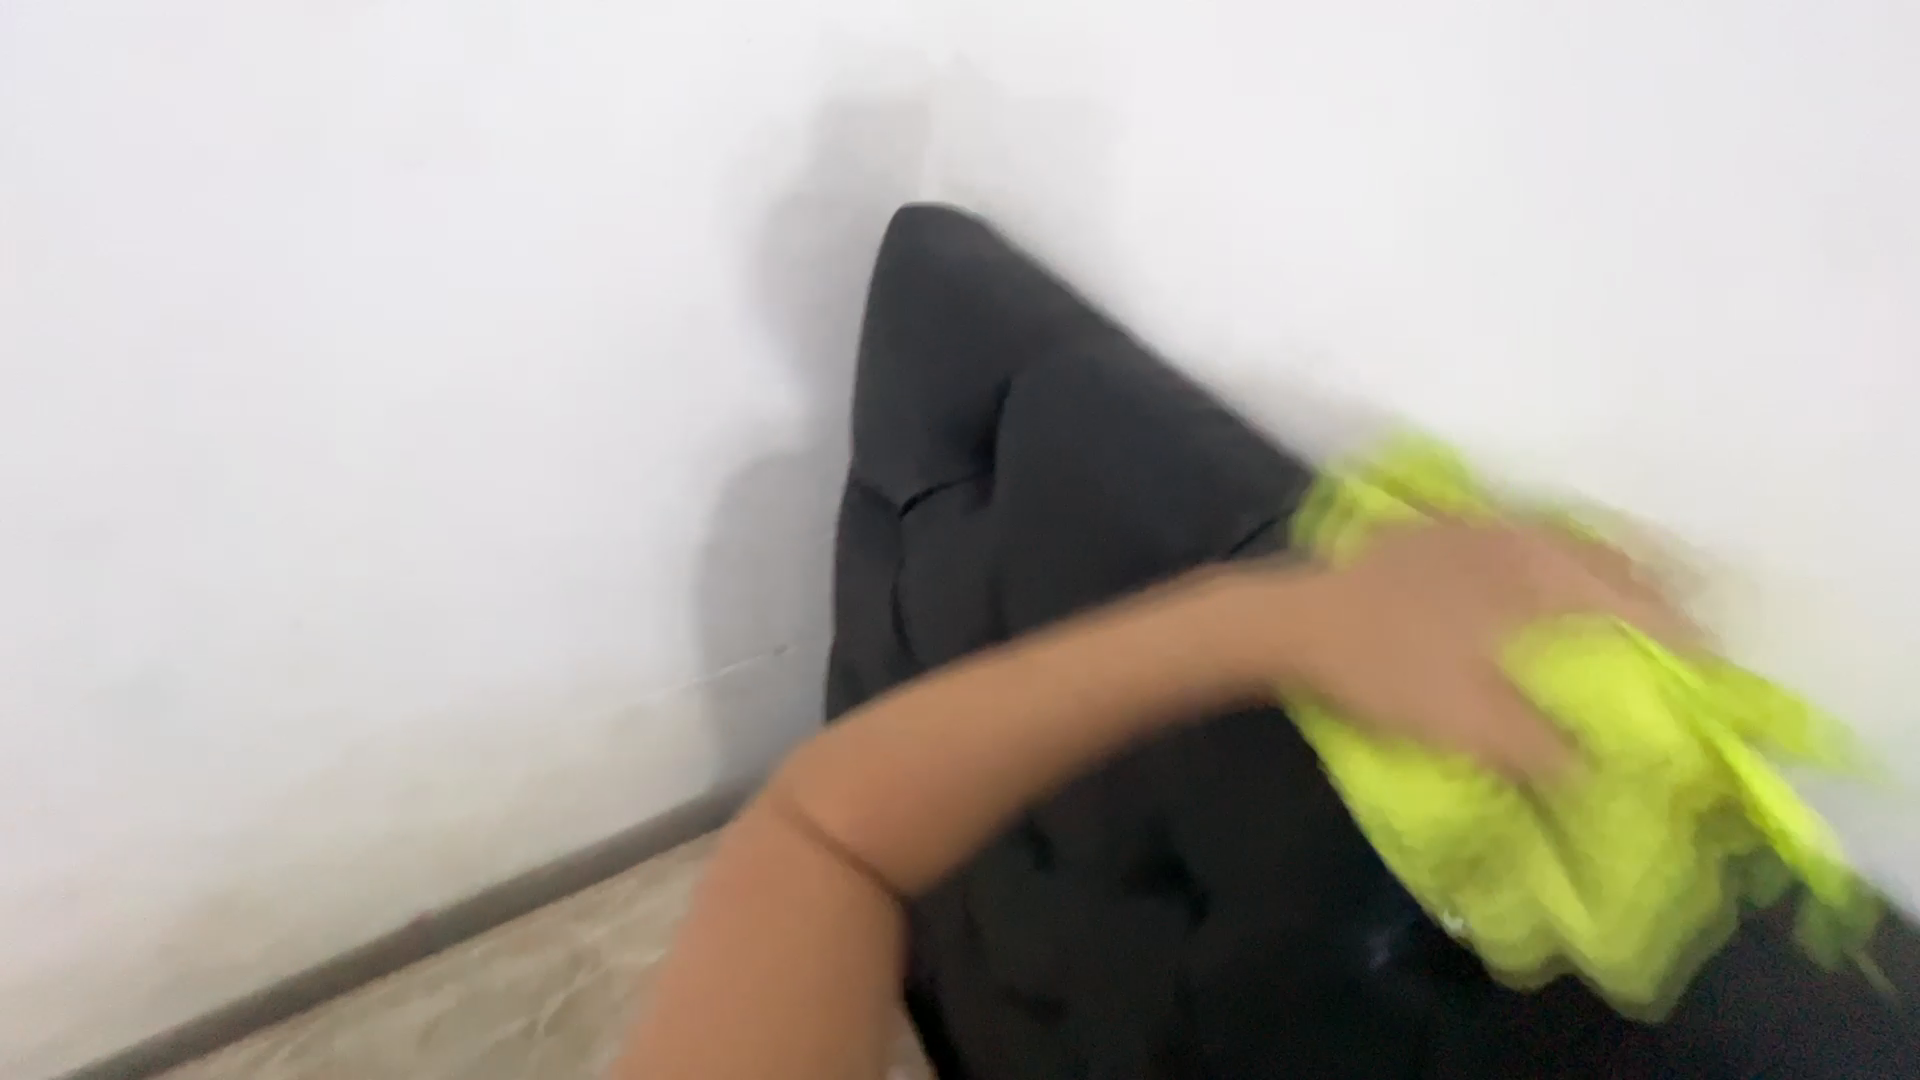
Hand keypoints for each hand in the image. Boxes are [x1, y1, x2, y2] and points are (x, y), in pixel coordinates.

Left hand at [1271, 522, 1695, 778]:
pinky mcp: (1423, 531)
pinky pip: (1505, 532)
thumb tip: (1601, 772)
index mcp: (1534, 578)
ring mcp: (1461, 527)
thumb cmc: (1380, 666)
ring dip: (1595, 567)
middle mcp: (1509, 539)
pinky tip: (1526, 573)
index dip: (1682, 641)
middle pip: (1605, 556)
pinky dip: (1536, 551)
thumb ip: (1542, 750)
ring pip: (1555, 538)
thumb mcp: (1466, 723)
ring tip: (1614, 602)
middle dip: (1650, 592)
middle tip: (1673, 633)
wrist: (1290, 622)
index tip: (1705, 678)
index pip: (1638, 604)